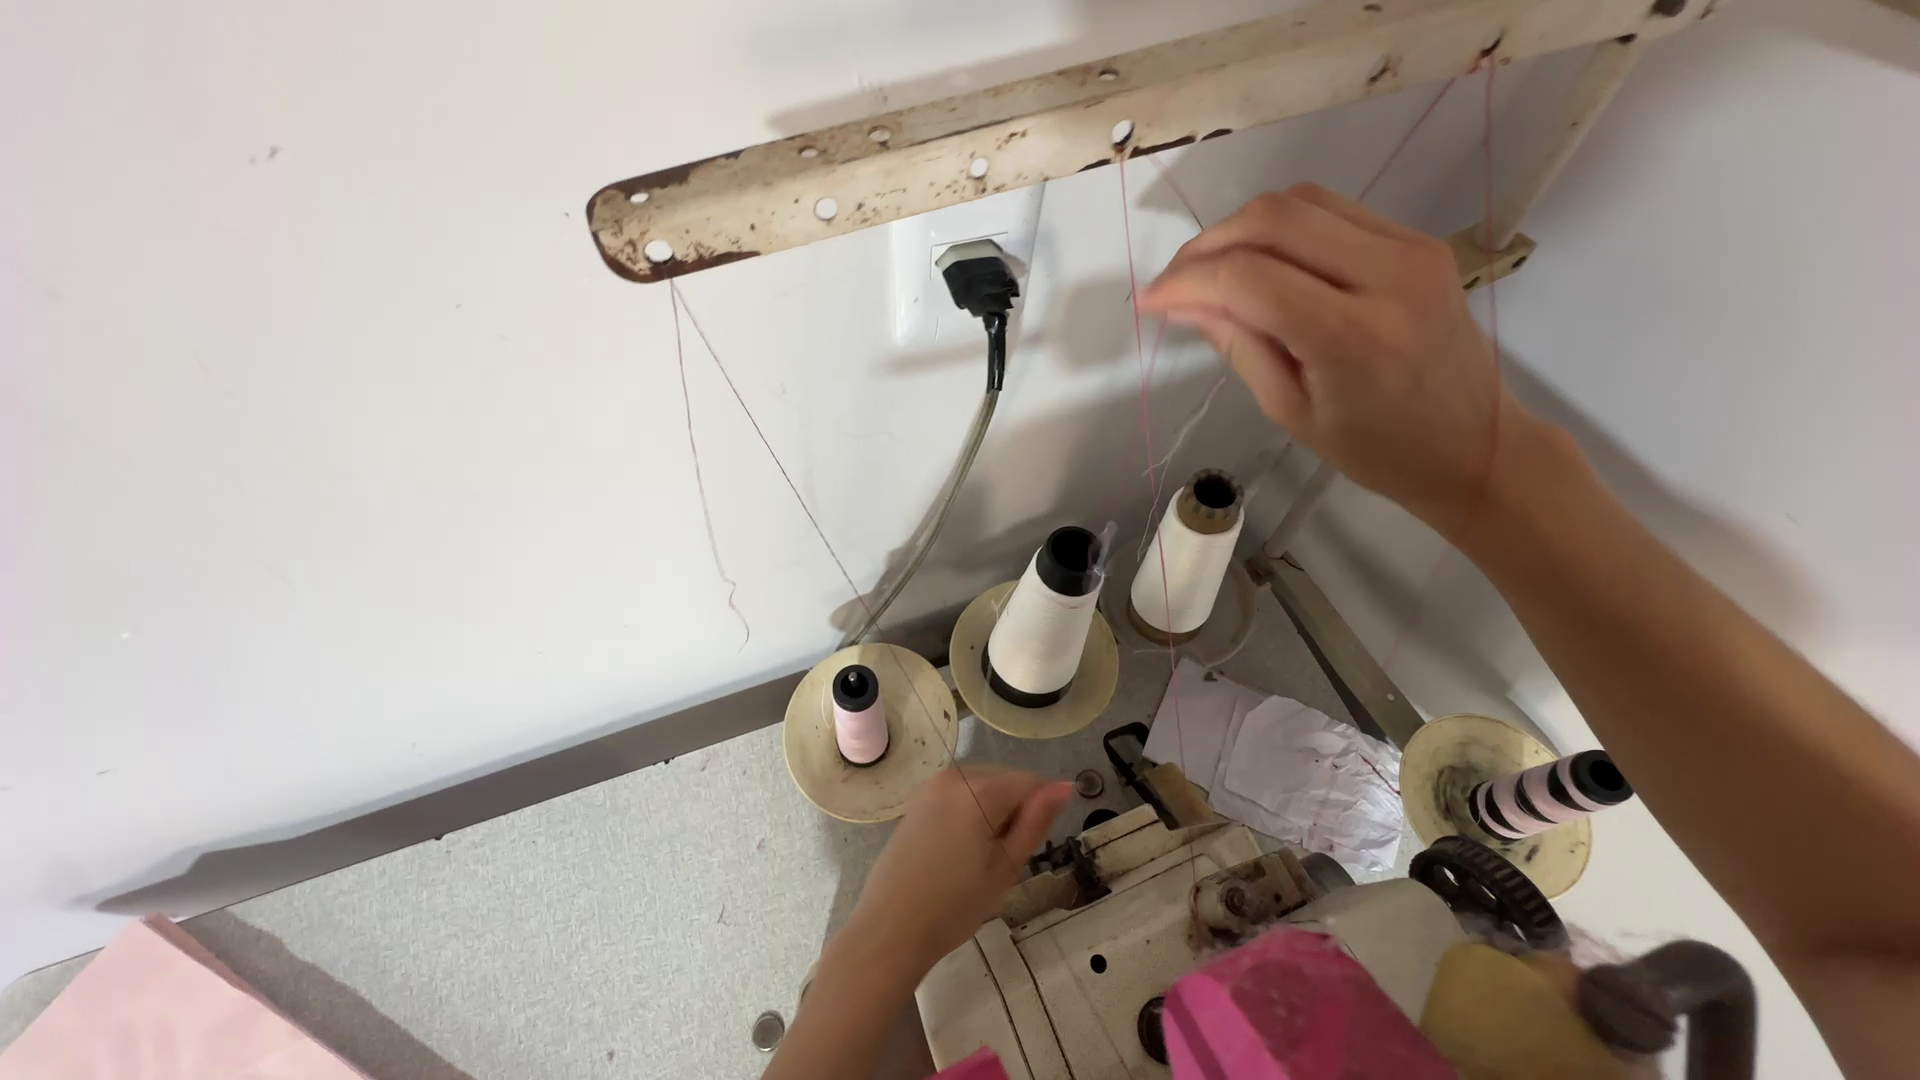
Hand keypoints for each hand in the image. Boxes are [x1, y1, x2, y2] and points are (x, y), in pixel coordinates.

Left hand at [841, 766, 1072, 970]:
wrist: (890, 929)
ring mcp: (931, 785)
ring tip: (981, 855)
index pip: (1032, 782)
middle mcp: (954, 776)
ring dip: (994, 809)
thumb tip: (1066, 786)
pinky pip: (960, 792)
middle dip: (1016, 808)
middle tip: (1004, 858)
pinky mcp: (917, 798)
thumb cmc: (954, 906)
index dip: (1041, 811)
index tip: (1031, 847)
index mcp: (978, 790)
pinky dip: (971, 811)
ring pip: (983, 785)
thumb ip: (1036, 822)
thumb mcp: (1006, 868)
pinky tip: (960, 848)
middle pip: (1006, 779)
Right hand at [1138, 183, 1537, 532]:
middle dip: (1207, 244)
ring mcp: (1410, 248)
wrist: (1475, 442)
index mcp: (1354, 338)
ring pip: (1299, 202)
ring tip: (1210, 271)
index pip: (1250, 279)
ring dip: (1240, 228)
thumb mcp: (1292, 411)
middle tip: (1175, 282)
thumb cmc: (1378, 450)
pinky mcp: (1417, 239)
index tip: (1151, 300)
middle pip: (1273, 220)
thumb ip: (1238, 345)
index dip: (1188, 282)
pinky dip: (1280, 227)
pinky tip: (1259, 261)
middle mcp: (1388, 276)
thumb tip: (1182, 304)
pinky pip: (1330, 210)